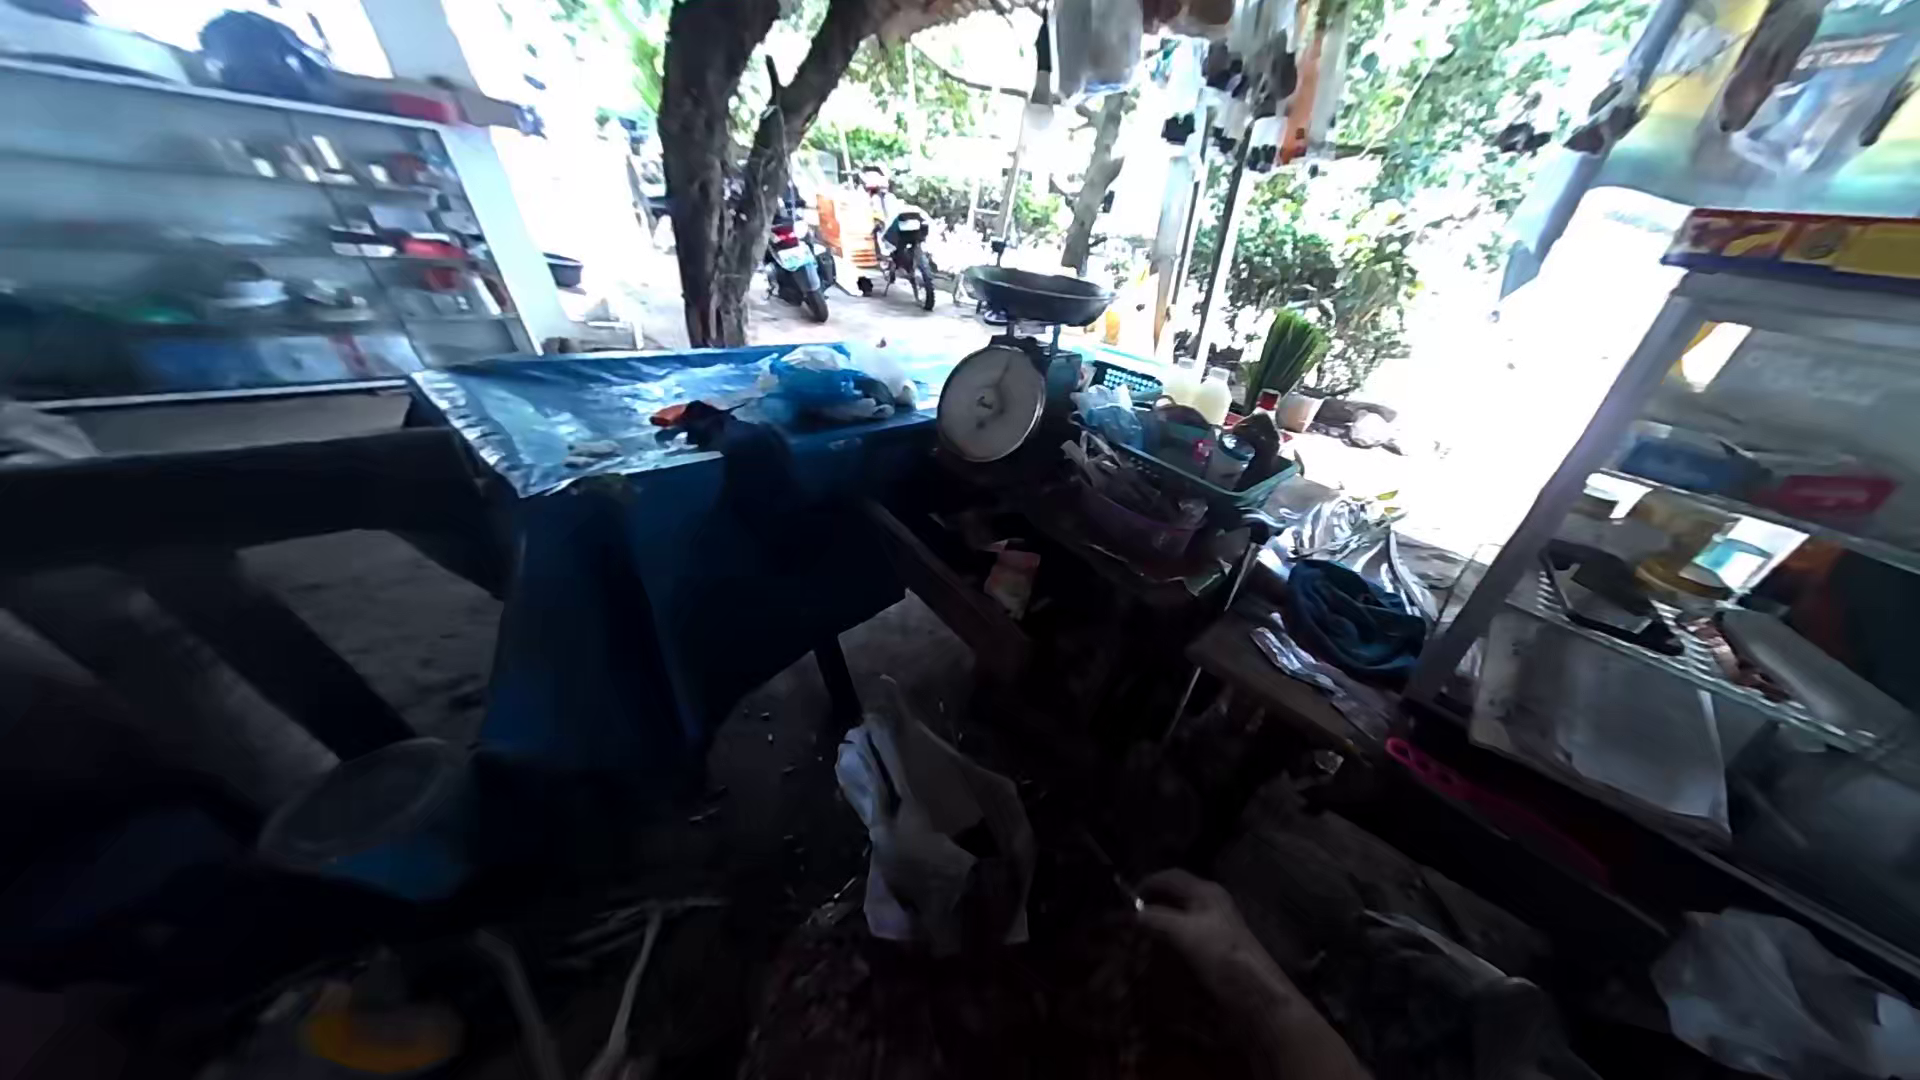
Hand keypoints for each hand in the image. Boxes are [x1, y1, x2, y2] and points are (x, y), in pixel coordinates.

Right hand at [1135, 869, 1289, 1007]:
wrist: (1262, 1002)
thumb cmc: (1224, 957)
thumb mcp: (1185, 933)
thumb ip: (1156, 919)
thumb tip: (1131, 914)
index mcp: (1206, 891)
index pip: (1169, 876)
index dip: (1147, 883)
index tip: (1126, 899)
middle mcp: (1210, 904)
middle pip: (1174, 895)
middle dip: (1151, 903)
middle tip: (1130, 917)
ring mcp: (1214, 927)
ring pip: (1178, 916)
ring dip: (1159, 923)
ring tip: (1140, 935)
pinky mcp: (1215, 949)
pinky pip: (1185, 935)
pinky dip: (1169, 938)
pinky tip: (1160, 950)